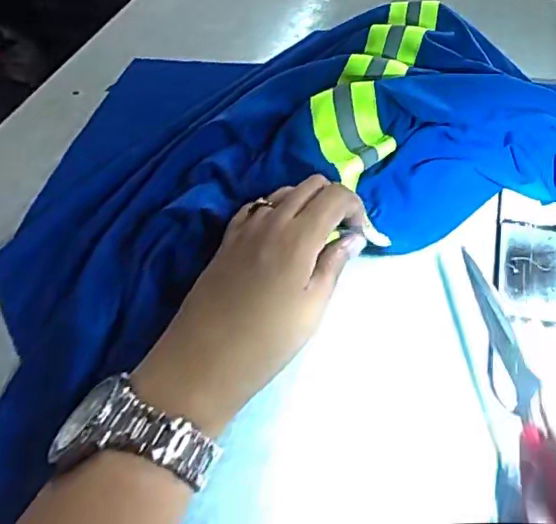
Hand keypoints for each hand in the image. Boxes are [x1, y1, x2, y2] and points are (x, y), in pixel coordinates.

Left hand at [132, 175, 388, 432]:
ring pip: (285, 191)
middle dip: (334, 199)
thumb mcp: (313, 308)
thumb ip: (335, 264)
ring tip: (313, 233)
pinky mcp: (226, 241)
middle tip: (340, 230)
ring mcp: (245, 230)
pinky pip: (257, 206)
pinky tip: (280, 235)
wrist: (196, 370)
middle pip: (313, 184)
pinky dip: (276, 209)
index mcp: (298, 238)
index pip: (337, 195)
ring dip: (307, 201)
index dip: (356, 208)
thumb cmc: (264, 344)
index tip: (359, 234)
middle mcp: (272, 223)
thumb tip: (353, 237)